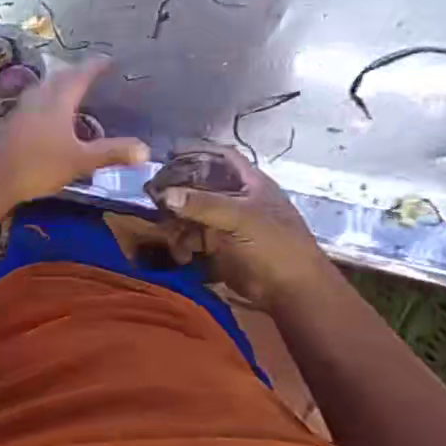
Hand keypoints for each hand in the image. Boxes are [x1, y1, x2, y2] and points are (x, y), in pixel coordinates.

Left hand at [0, 58, 149, 205]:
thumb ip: (112, 152)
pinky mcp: (10, 123)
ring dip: (59, 86)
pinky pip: (33, 103)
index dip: (95, 66)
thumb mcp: (81, 161)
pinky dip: (46, 102)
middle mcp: (38, 97)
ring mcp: (20, 109)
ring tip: (73, 92)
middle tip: (92, 73)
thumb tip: (146, 150)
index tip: (108, 59)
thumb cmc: (40, 167)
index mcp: (57, 100)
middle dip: (77, 73)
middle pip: (59, 77)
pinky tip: (49, 117)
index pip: (80, 74)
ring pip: (43, 89)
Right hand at [151, 149, 332, 308]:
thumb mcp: (240, 219)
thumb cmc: (274, 247)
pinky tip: (181, 255)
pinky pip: (192, 239)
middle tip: (153, 200)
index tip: (167, 154)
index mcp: (250, 184)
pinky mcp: (219, 248)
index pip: (221, 157)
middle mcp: (236, 199)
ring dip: (176, 224)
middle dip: (177, 193)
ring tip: (169, 237)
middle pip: (199, 186)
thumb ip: (202, 204)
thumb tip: (165, 194)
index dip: (197, 152)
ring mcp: (227, 224)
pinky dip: (182, 244)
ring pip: (192, 214)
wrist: (291, 293)